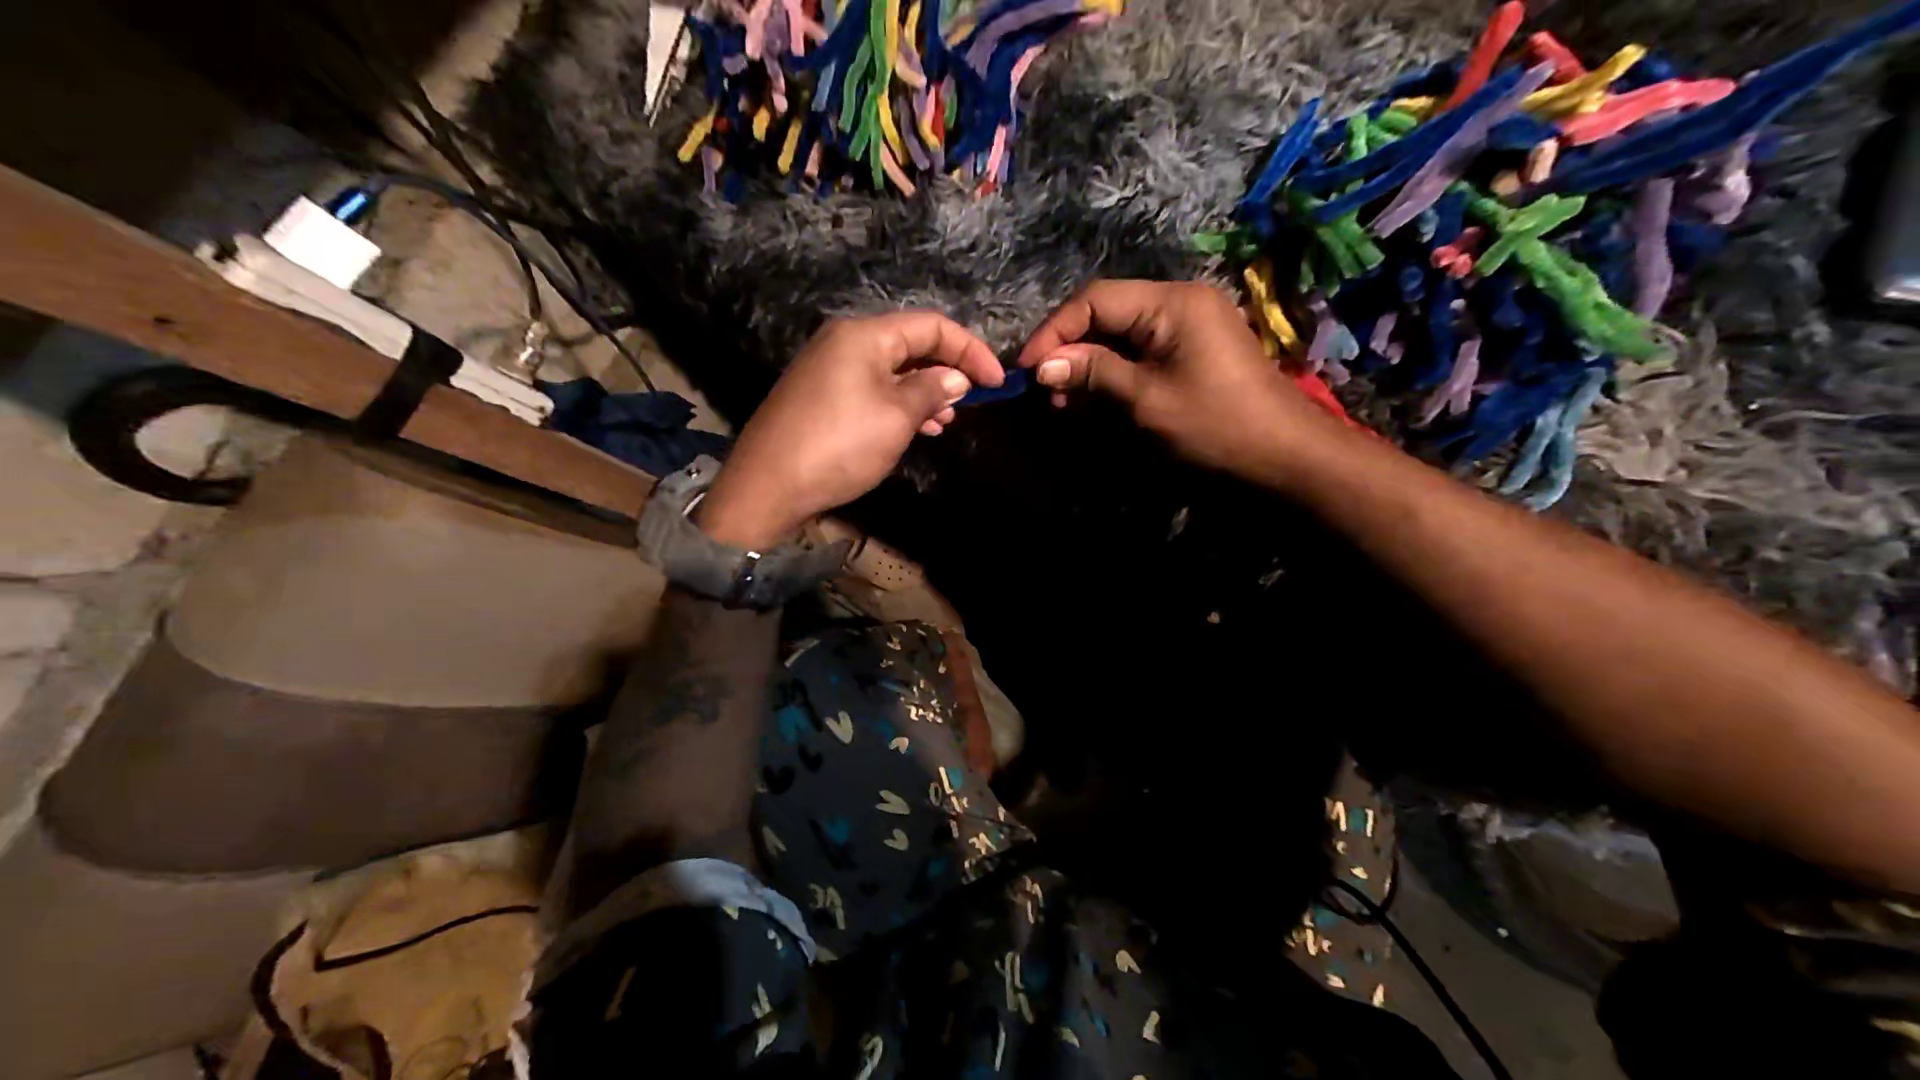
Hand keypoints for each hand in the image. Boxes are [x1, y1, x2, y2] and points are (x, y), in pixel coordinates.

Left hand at [697, 312, 1003, 548]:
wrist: (768, 485)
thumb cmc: (839, 445)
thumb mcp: (896, 417)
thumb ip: (932, 390)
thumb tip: (956, 378)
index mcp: (864, 335)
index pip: (931, 326)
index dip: (970, 350)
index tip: (996, 382)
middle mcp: (844, 342)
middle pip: (910, 344)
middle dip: (947, 370)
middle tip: (972, 401)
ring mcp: (828, 369)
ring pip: (891, 370)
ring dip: (924, 391)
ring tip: (946, 421)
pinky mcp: (820, 396)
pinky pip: (871, 388)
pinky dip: (898, 404)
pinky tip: (915, 428)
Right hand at [1016, 280, 1334, 479]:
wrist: (1282, 454)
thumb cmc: (1214, 424)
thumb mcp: (1146, 400)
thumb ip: (1093, 374)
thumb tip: (1042, 365)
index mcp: (1172, 303)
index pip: (1095, 299)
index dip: (1055, 330)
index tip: (1027, 368)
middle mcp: (1179, 301)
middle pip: (1106, 313)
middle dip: (1070, 349)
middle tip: (1045, 390)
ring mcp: (1188, 324)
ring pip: (1120, 333)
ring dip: (1088, 363)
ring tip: (1064, 401)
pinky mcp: (1191, 349)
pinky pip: (1140, 350)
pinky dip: (1112, 372)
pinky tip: (1093, 399)